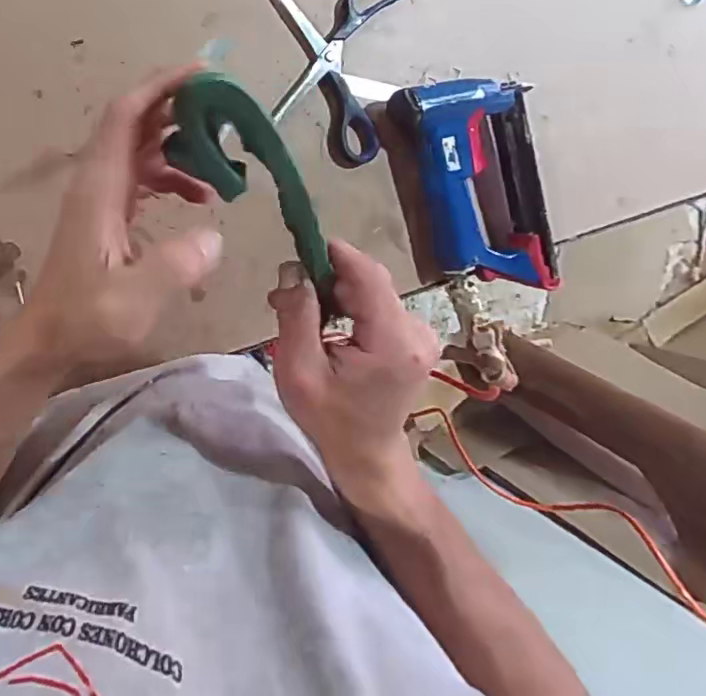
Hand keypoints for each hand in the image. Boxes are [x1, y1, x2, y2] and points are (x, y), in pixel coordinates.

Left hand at [10, 63, 223, 390]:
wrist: (47, 341)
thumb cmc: (84, 318)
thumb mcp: (135, 297)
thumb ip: (177, 265)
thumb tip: (214, 235)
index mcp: (100, 186)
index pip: (127, 115)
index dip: (160, 86)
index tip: (202, 71)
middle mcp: (99, 180)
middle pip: (137, 122)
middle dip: (179, 108)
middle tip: (226, 111)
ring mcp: (102, 195)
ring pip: (143, 149)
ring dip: (181, 146)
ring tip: (222, 162)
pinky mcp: (108, 213)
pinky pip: (144, 176)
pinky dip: (173, 176)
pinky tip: (201, 196)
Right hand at [270, 239, 438, 504]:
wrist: (366, 457)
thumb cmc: (330, 420)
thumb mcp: (299, 370)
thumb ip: (297, 315)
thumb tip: (294, 268)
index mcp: (394, 340)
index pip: (368, 274)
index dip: (334, 254)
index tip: (299, 247)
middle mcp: (417, 330)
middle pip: (368, 280)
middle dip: (325, 279)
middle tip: (284, 296)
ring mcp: (421, 333)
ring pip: (370, 290)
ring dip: (333, 293)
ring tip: (298, 312)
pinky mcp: (414, 337)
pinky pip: (376, 304)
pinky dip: (348, 306)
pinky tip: (324, 324)